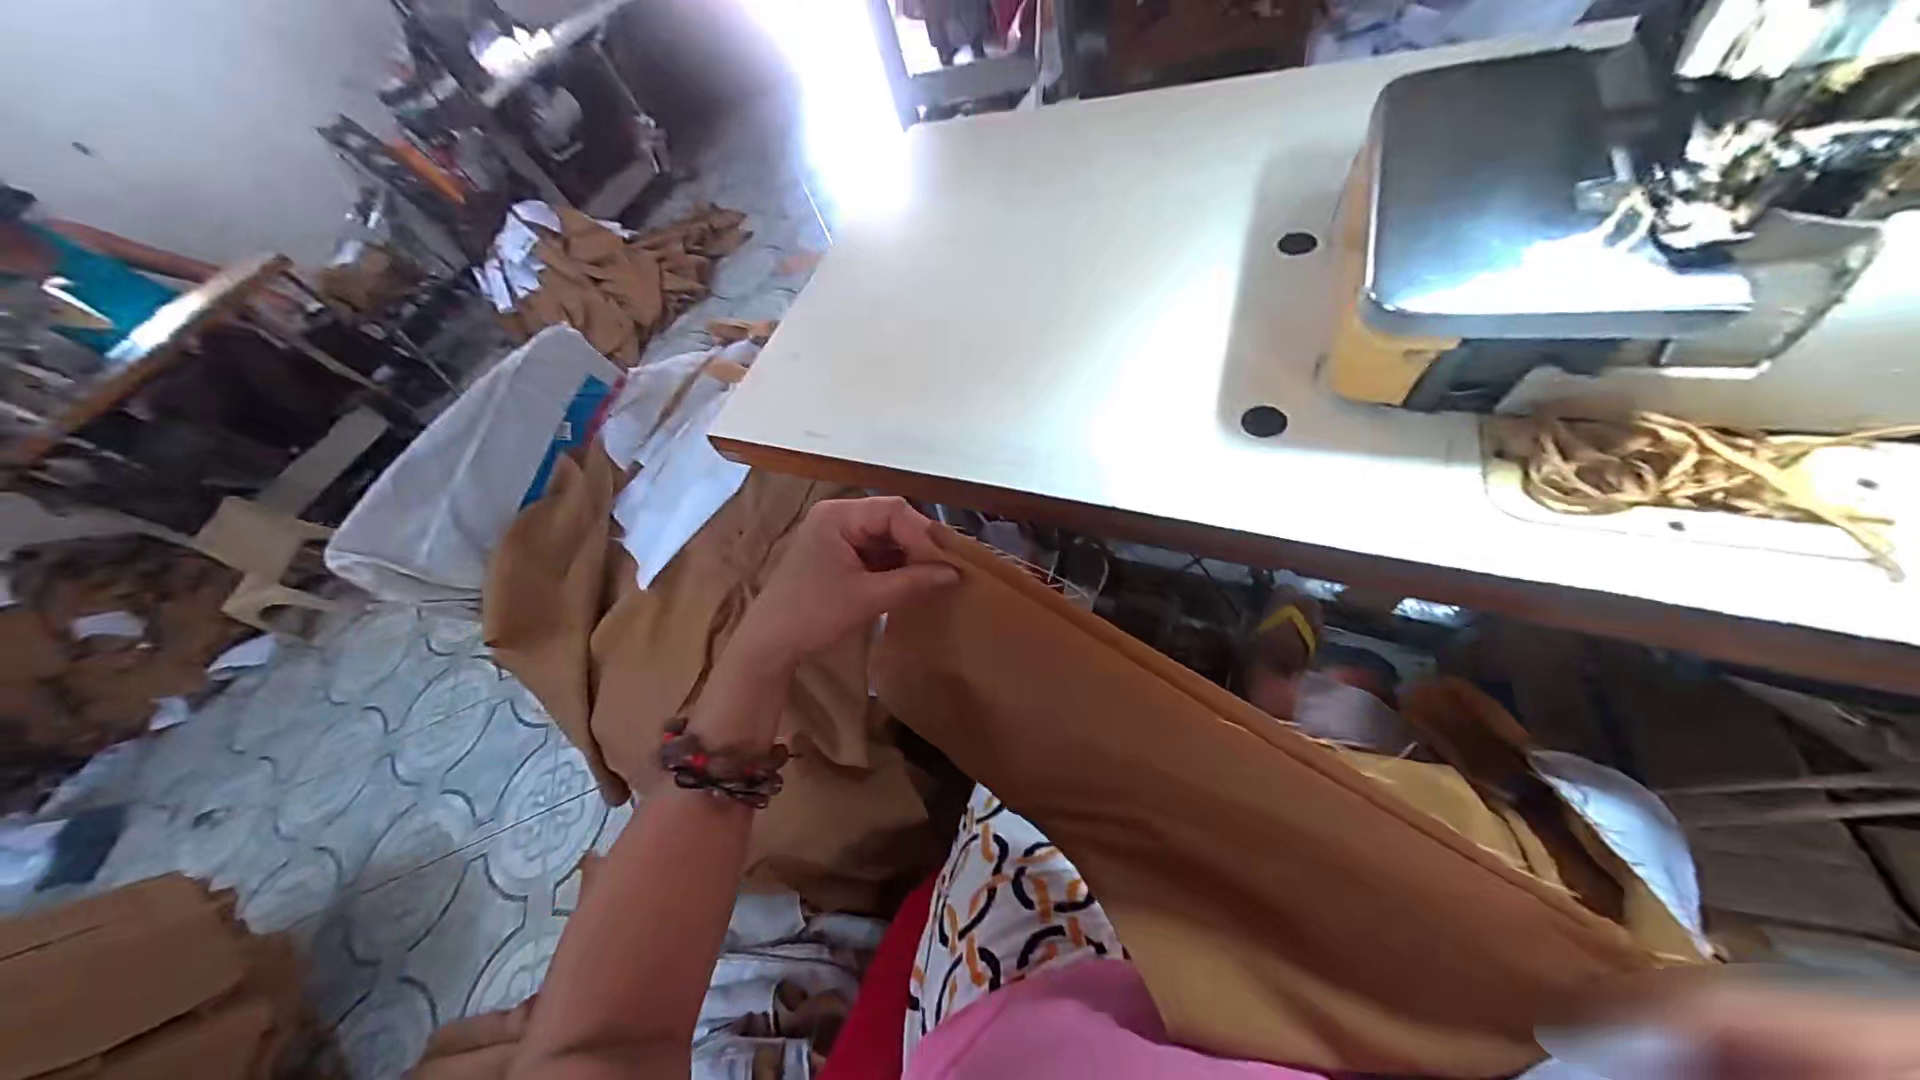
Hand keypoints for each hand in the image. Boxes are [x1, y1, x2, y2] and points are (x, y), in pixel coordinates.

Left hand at [727, 497, 958, 673]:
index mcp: (838, 516)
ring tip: (937, 575)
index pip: (894, 510)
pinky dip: (895, 565)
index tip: (950, 558)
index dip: (924, 532)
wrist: (769, 644)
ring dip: (910, 556)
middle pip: (891, 520)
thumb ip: (913, 581)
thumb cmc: (812, 615)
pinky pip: (876, 552)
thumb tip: (955, 573)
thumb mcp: (868, 598)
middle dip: (919, 544)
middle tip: (949, 567)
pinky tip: (915, 580)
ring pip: (886, 537)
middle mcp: (837, 517)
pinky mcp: (839, 555)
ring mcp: (837, 536)